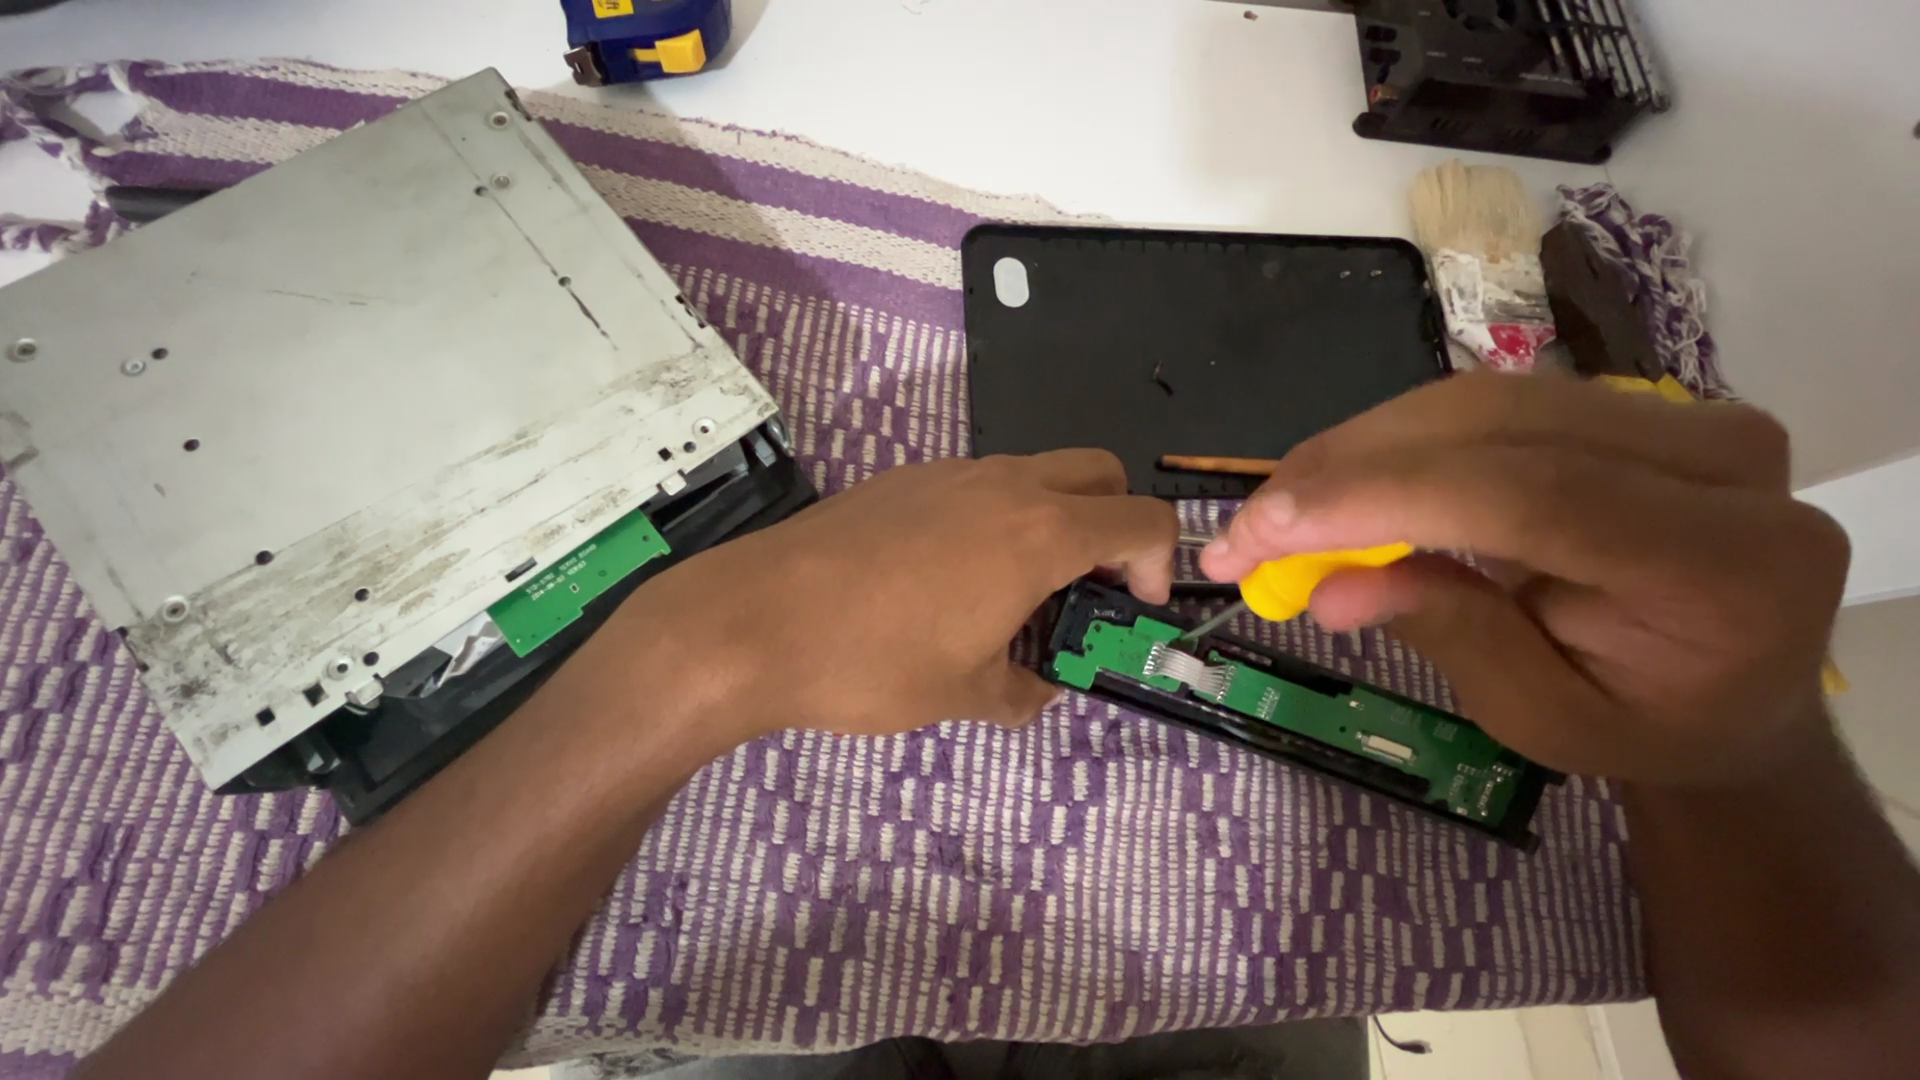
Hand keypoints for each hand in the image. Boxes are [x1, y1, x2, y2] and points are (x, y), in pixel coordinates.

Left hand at [606, 451, 1177, 747]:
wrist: (753, 621)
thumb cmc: (871, 663)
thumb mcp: (964, 695)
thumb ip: (1023, 691)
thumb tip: (1040, 689)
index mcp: (1038, 533)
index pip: (1143, 519)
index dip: (1159, 563)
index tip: (1129, 607)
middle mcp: (1003, 485)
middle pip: (1099, 474)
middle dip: (1114, 524)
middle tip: (1083, 586)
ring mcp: (948, 472)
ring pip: (1034, 472)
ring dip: (1051, 517)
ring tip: (1011, 590)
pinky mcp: (902, 478)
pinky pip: (977, 483)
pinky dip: (995, 516)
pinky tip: (946, 576)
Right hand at [1199, 374, 1849, 785]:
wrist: (1728, 689)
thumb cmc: (1640, 724)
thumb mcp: (1539, 715)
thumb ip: (1448, 634)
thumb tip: (1328, 590)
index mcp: (1724, 562)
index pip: (1524, 495)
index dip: (1375, 501)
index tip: (1260, 530)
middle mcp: (1716, 460)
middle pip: (1486, 426)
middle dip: (1339, 471)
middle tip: (1244, 528)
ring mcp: (1671, 418)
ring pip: (1467, 402)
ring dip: (1347, 453)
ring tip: (1272, 512)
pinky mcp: (1619, 407)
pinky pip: (1473, 407)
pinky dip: (1382, 445)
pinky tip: (1329, 485)